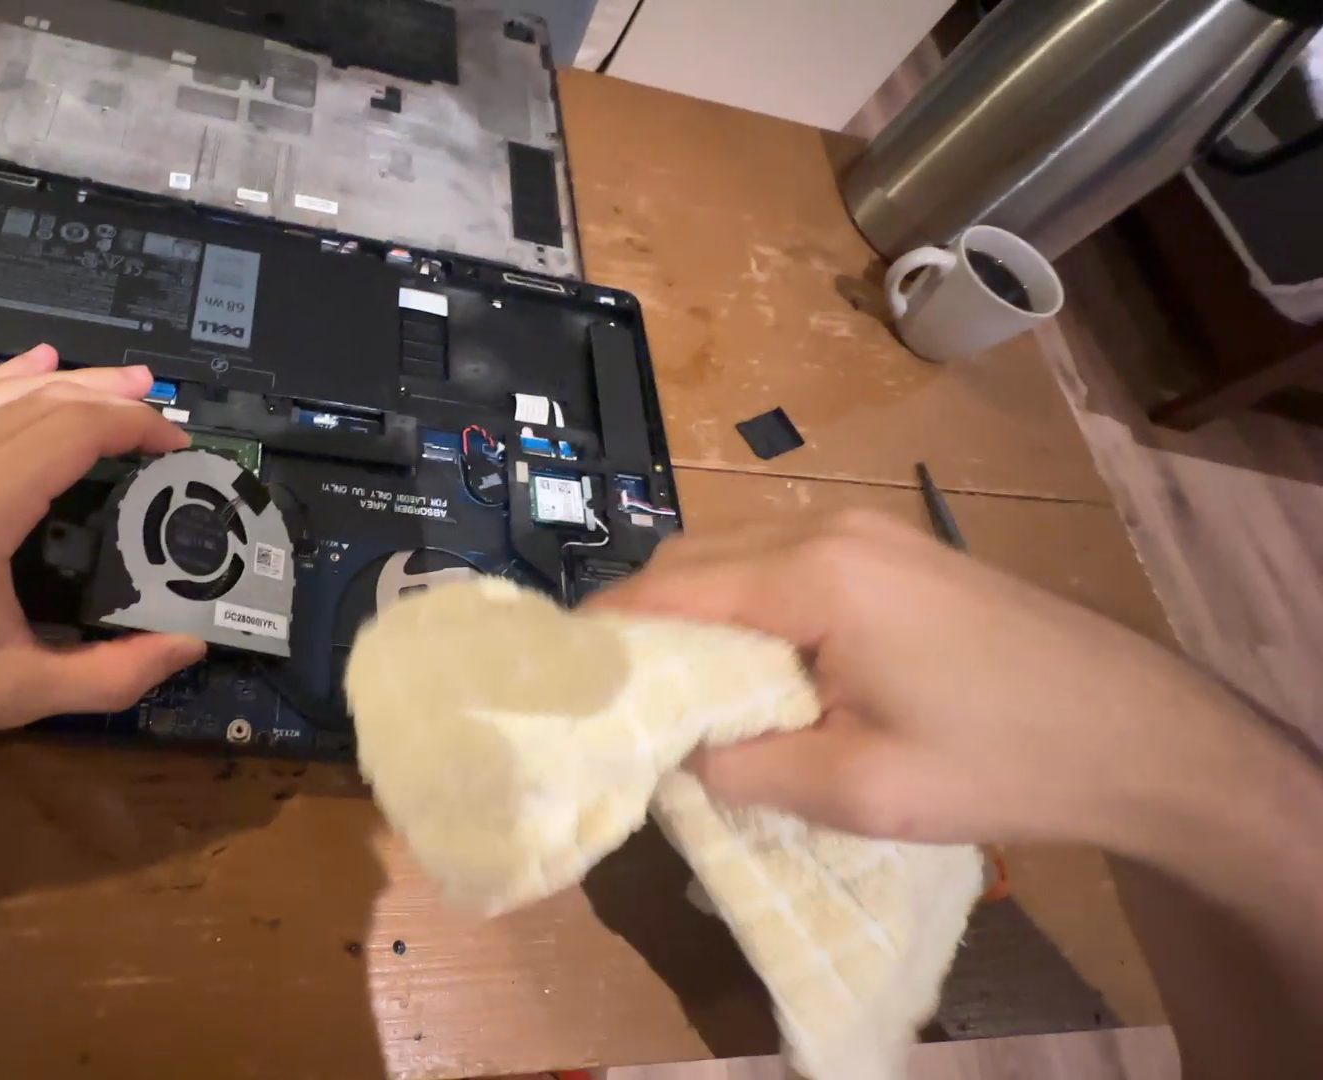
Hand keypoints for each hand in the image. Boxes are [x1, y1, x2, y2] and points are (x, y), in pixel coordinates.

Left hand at [0, 344, 205, 763]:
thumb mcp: (12, 695)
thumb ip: (112, 675)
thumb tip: (188, 648)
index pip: (73, 430)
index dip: (135, 425)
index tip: (177, 444)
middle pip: (45, 398)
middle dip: (114, 396)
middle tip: (165, 411)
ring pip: (2, 391)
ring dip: (70, 381)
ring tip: (124, 381)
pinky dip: (7, 379)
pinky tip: (32, 365)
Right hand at [587, 510, 1265, 856]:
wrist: (1154, 739)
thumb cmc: (1002, 762)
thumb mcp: (857, 789)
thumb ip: (740, 766)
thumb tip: (676, 751)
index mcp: (812, 578)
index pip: (671, 585)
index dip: (612, 622)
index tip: (571, 660)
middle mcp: (825, 530)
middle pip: (691, 553)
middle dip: (644, 609)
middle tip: (625, 674)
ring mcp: (860, 528)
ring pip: (729, 547)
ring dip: (690, 598)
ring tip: (682, 665)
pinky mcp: (885, 543)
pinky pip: (774, 552)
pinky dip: (737, 591)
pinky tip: (753, 644)